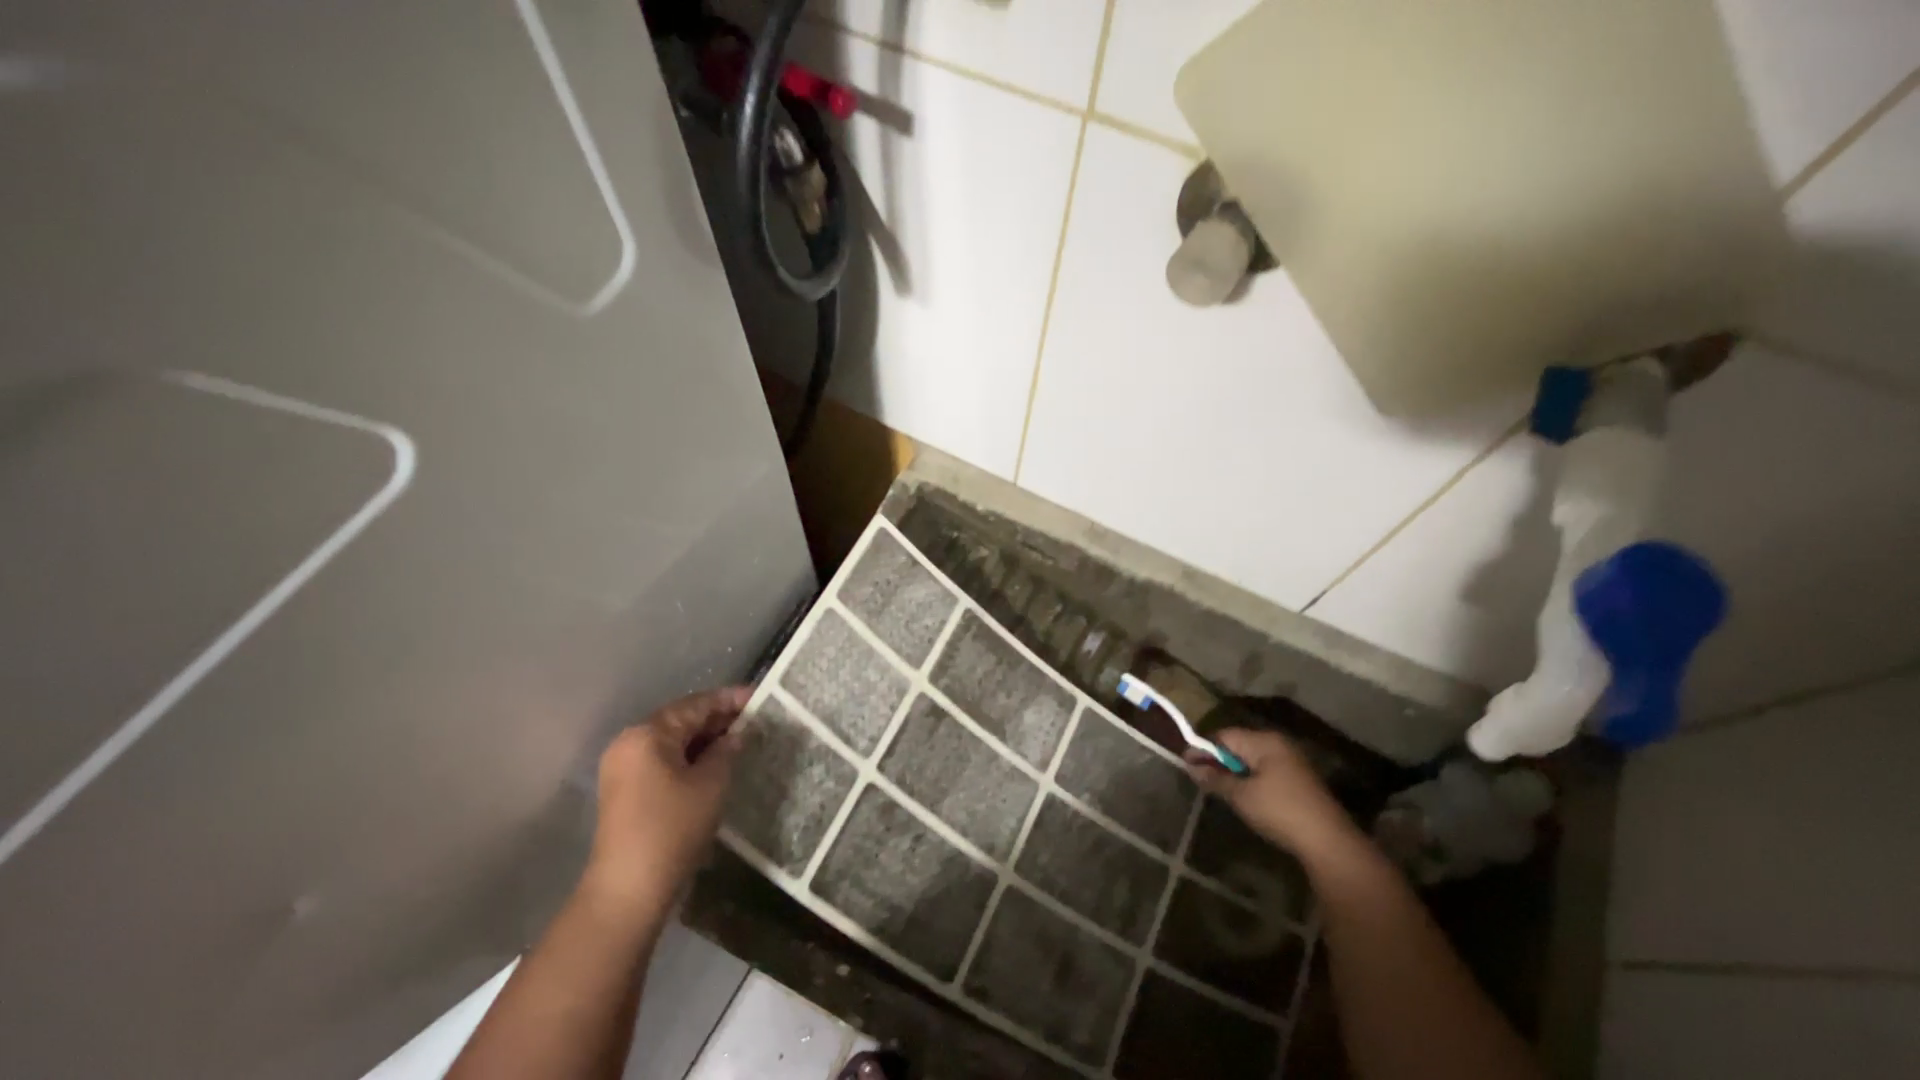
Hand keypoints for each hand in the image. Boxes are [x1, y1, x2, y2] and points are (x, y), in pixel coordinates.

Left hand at [580, 687, 750, 918]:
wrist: (629, 887)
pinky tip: (714, 767)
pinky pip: (662, 762)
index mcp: (647, 734)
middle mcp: (629, 743)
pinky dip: (689, 759)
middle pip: (680, 720)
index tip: (761, 698)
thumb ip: (726, 751)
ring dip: (704, 741)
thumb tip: (736, 735)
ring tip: (741, 742)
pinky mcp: (624, 792)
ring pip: (671, 742)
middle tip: (755, 721)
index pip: (695, 705)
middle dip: (717, 720)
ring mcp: (623, 768)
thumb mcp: (711, 785)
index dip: (729, 700)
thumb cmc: (673, 828)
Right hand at [1185, 729, 1363, 861]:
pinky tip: (1245, 797)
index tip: (1186, 765)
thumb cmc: (1279, 811)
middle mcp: (1278, 744)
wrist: (1327, 839)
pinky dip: (1251, 779)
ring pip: (1252, 759)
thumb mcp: (1241, 795)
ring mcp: (1291, 761)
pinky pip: (1266, 771)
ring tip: (1220, 790)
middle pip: (1239, 745)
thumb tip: (1191, 765)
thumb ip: (1215, 778)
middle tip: (1201, 780)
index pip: (1224, 736)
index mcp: (1264, 741)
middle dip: (1218, 760)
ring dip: (1234, 772)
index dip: (1203, 749)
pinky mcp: (1299, 779)